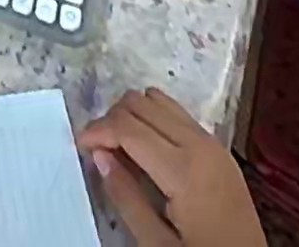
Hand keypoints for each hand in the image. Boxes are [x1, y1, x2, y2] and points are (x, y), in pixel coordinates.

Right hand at [77, 88, 265, 246]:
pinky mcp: (219, 147)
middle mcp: (199, 144)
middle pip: (139, 103)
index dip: (97, 130)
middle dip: (111, 119)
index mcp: (184, 170)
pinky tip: (146, 145)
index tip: (80, 146)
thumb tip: (99, 155)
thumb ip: (126, 198)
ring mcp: (212, 142)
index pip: (127, 127)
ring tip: (120, 145)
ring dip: (131, 114)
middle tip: (98, 148)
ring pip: (156, 99)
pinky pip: (176, 112)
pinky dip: (152, 117)